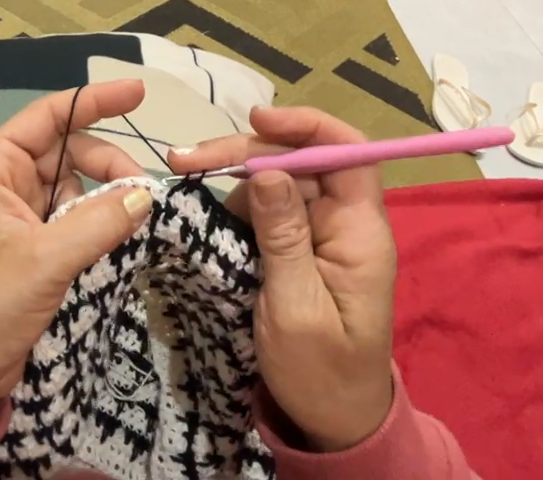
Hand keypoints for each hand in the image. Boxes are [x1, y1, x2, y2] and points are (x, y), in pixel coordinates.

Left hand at [0, 79, 155, 421]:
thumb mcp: (46, 259)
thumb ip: (99, 221)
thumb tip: (146, 195)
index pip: (49, 115)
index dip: (94, 99)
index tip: (138, 92)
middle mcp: (5, 179)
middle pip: (68, 149)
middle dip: (107, 162)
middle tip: (144, 191)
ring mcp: (19, 211)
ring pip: (75, 182)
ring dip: (105, 192)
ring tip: (132, 216)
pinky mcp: (32, 241)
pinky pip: (73, 213)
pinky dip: (97, 217)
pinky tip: (118, 230)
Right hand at [168, 106, 397, 451]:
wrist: (327, 422)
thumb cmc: (321, 372)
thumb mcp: (296, 308)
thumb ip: (282, 237)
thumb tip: (265, 171)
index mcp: (360, 232)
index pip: (349, 152)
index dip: (307, 126)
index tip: (255, 120)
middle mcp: (340, 220)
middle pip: (299, 158)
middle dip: (244, 148)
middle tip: (184, 158)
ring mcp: (315, 230)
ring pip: (275, 175)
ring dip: (230, 170)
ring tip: (182, 171)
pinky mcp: (291, 243)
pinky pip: (262, 204)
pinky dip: (229, 198)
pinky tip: (199, 201)